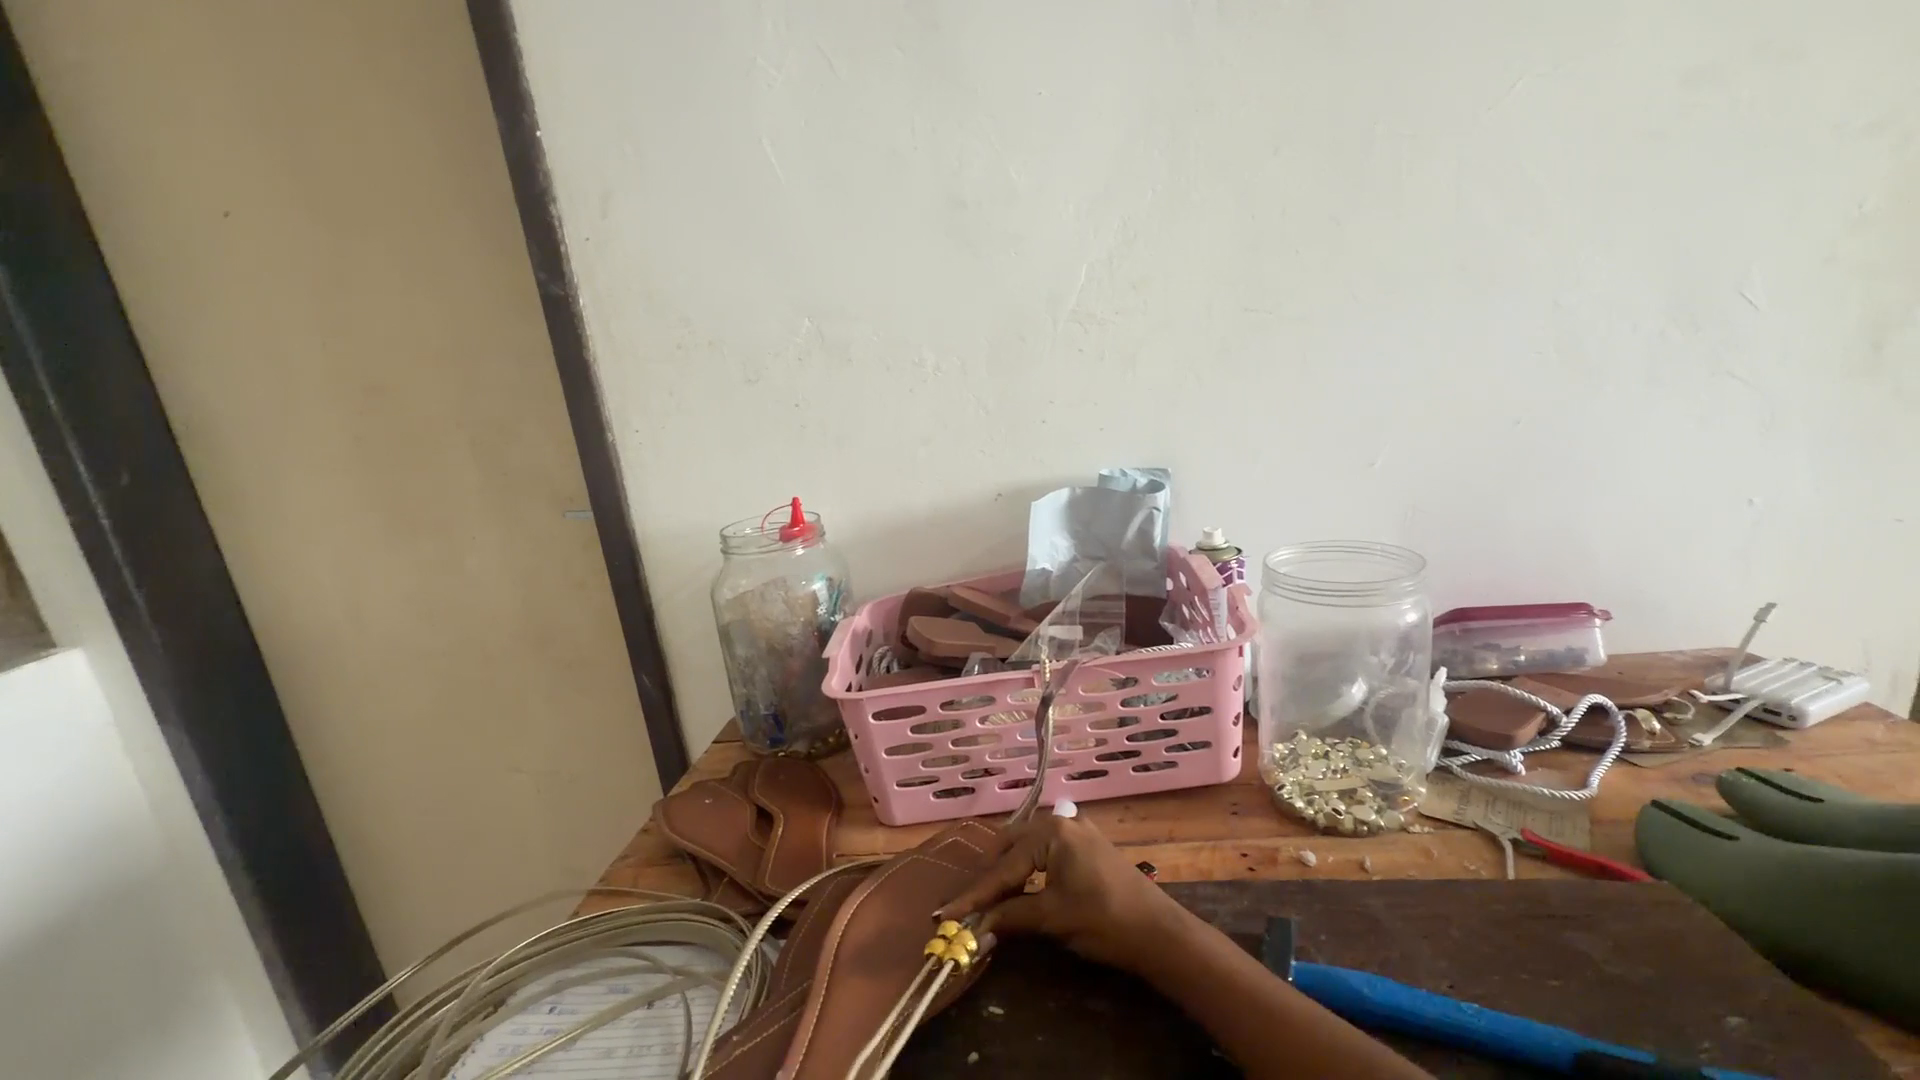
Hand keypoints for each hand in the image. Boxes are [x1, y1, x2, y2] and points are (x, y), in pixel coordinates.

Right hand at [936, 815, 1185, 973]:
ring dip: (1008, 875)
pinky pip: (1044, 854)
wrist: (1160, 932)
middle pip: (1010, 848)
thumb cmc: (1104, 919)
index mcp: (1051, 832)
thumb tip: (975, 928)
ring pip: (1027, 850)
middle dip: (989, 878)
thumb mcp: (1052, 918)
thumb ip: (1011, 915)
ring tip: (990, 903)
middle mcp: (1061, 822)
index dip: (973, 895)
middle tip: (968, 908)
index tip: (943, 913)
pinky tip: (1019, 892)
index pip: (1002, 867)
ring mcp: (1076, 832)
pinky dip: (1028, 873)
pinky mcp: (1086, 848)